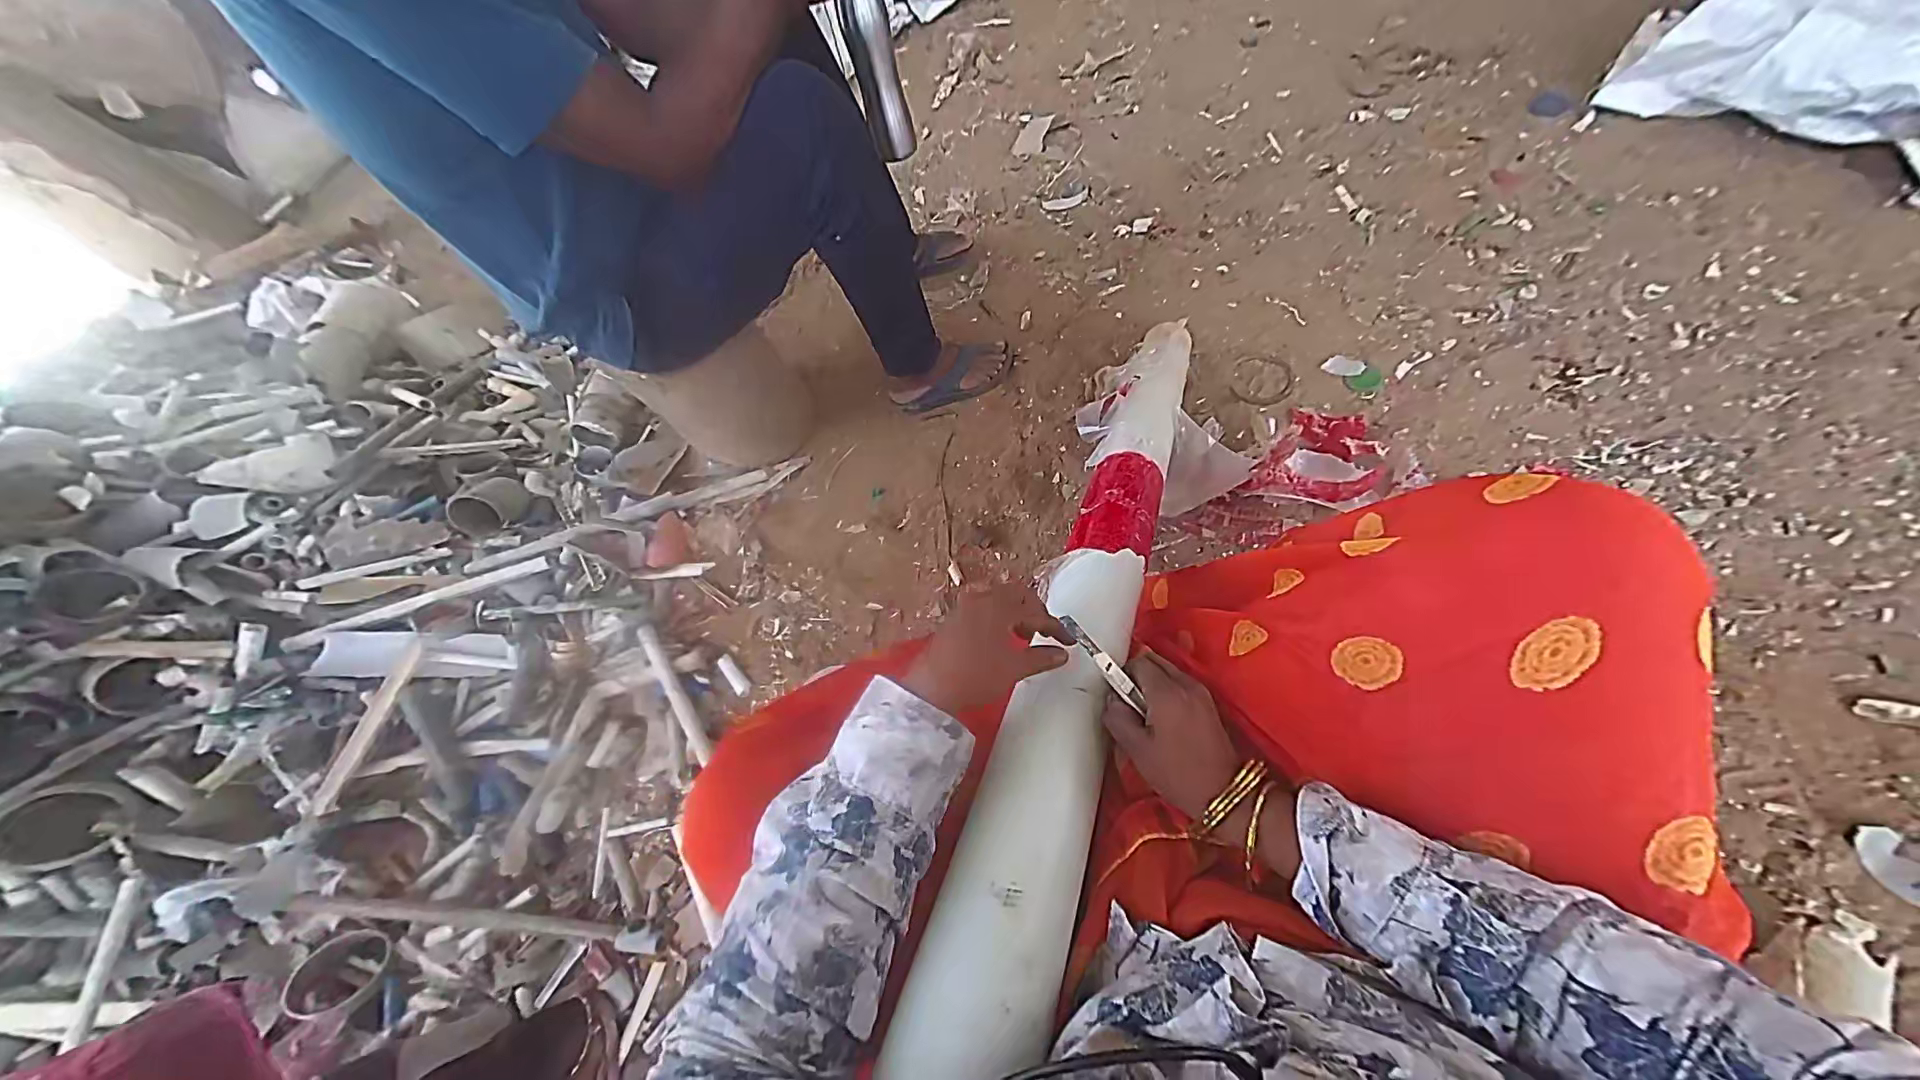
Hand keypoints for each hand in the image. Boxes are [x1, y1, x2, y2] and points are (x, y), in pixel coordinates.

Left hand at [899, 584, 1069, 714]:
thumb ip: (1041, 657)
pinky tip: (1001, 640)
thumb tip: (1060, 654)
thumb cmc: (975, 675)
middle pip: (1017, 595)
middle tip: (1045, 632)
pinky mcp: (954, 619)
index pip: (1035, 611)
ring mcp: (964, 608)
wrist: (932, 688)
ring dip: (1015, 614)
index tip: (1067, 641)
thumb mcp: (1014, 668)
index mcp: (999, 606)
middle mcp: (981, 600)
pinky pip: (984, 609)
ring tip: (1024, 637)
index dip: (1055, 627)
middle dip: (1035, 611)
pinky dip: (999, 618)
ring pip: (998, 600)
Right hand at [1099, 649, 1239, 819]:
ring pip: (1168, 671)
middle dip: (1137, 675)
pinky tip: (1164, 719)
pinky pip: (1180, 683)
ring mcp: (1201, 692)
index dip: (1122, 675)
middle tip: (1130, 704)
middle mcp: (1186, 685)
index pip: (1138, 663)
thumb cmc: (1177, 773)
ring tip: (1147, 714)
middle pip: (1154, 661)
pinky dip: (1168, 691)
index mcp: (1167, 693)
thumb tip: (1112, 701)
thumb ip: (1117, 718)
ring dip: (1153, 683)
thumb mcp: (1137, 750)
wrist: (1224, 793)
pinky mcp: (1208, 703)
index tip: (1118, 698)